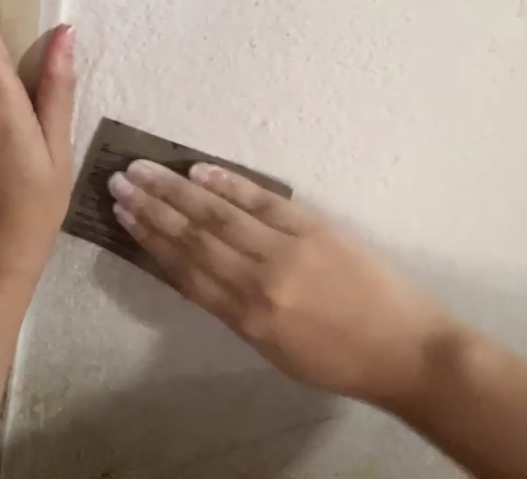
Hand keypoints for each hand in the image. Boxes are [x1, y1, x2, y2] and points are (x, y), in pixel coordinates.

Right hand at [109, 160, 454, 405]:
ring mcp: (285, 249)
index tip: (121, 213)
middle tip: (118, 180)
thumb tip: (188, 267)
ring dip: (175, 189)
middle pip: (192, 235)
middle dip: (151, 206)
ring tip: (144, 169)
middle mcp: (258, 280)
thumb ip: (230, 306)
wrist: (408, 351)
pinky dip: (226, 183)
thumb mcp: (273, 348)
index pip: (184, 269)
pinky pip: (260, 199)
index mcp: (246, 317)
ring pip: (217, 214)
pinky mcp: (312, 227)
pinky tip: (199, 170)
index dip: (149, 238)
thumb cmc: (338, 358)